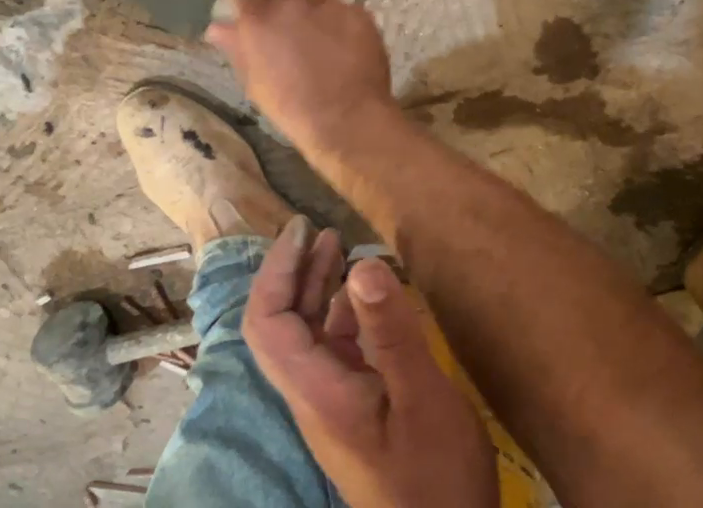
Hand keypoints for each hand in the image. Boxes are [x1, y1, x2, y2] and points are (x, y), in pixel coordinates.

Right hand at [206, 0, 396, 151]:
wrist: (345, 119)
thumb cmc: (290, 107)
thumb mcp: (254, 81)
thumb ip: (236, 47)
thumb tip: (217, 27)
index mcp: (258, 19)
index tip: (253, 0)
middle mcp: (290, 4)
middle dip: (284, 0)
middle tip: (292, 28)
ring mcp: (327, 6)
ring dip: (318, 15)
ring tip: (327, 45)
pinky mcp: (358, 13)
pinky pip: (347, 11)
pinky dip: (346, 26)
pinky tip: (350, 50)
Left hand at [244, 216, 498, 507]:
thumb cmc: (435, 476)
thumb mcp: (422, 398)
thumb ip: (392, 331)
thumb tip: (363, 261)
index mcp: (317, 391)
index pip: (267, 324)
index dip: (276, 272)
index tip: (301, 229)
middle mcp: (314, 394)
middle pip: (282, 324)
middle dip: (294, 270)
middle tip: (318, 227)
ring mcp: (334, 404)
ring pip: (309, 335)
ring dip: (317, 288)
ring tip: (338, 245)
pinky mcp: (356, 409)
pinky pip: (336, 349)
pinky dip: (344, 313)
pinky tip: (365, 296)